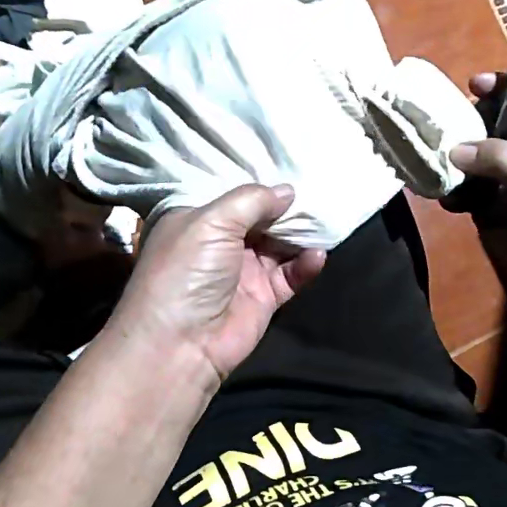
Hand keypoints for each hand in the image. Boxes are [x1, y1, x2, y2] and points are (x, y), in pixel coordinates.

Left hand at [107, 185, 326, 383]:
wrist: (180, 345)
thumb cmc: (186, 272)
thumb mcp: (212, 222)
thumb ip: (252, 200)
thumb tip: (288, 191)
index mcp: (196, 219)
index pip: (231, 193)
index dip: (258, 181)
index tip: (289, 162)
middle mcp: (220, 243)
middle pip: (261, 218)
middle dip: (286, 206)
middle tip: (318, 187)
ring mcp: (244, 271)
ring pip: (280, 245)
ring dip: (301, 234)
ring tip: (325, 219)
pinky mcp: (264, 297)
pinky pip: (291, 275)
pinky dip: (306, 264)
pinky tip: (318, 255)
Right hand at [447, 74, 506, 286]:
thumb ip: (499, 157)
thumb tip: (454, 150)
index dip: (502, 87)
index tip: (472, 84)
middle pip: (492, 125)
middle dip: (468, 122)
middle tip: (443, 123)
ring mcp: (506, 181)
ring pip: (474, 158)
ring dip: (455, 158)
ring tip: (438, 160)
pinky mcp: (490, 208)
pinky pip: (466, 190)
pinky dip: (453, 190)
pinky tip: (447, 195)